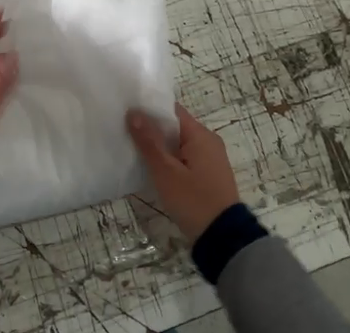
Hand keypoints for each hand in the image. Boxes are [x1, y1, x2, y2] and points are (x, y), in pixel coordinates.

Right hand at [127, 104, 240, 238]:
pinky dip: (170, 161)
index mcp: (201, 135)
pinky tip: (153, 170)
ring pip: (179, 145)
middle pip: (175, 127)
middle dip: (152, 130)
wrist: (224, 240)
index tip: (127, 112)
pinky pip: (185, 160)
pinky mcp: (209, 177)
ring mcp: (210, 160)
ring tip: (133, 150)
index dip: (150, 109)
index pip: (172, 111)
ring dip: (160, 147)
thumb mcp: (166, 172)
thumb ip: (149, 142)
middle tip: (125, 132)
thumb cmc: (193, 201)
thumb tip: (134, 111)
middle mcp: (208, 142)